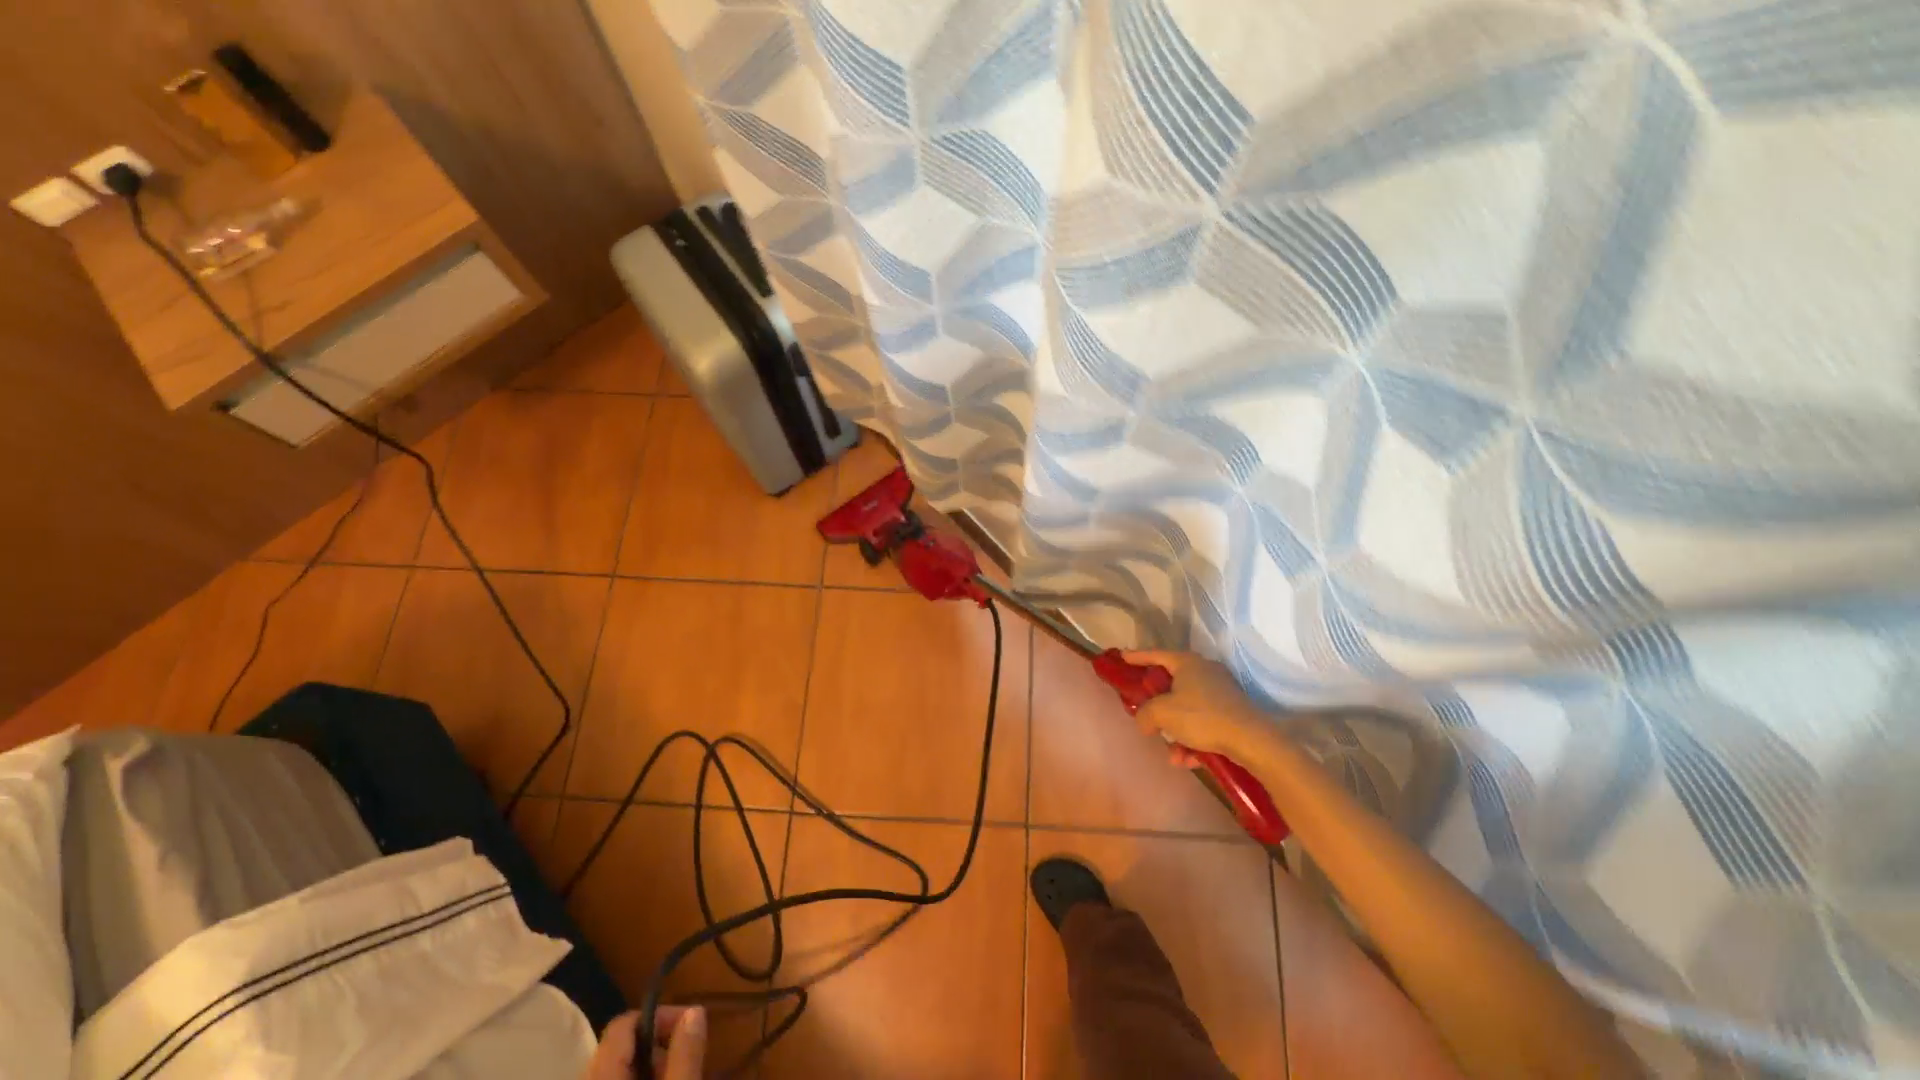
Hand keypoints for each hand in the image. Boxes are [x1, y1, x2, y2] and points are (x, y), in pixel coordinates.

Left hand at [584, 1007, 705, 1079]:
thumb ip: (685, 1053)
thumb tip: (695, 1010)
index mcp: (602, 1073)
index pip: (624, 1023)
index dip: (660, 1015)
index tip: (693, 1023)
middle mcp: (588, 1077)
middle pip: (621, 1044)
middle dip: (659, 1043)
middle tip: (689, 1058)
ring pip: (620, 1066)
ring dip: (653, 1065)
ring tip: (679, 1074)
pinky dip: (641, 1078)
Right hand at [1123, 650, 1269, 761]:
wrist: (1250, 739)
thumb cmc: (1201, 717)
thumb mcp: (1162, 713)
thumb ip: (1145, 714)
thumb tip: (1144, 720)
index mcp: (1188, 663)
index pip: (1157, 655)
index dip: (1137, 656)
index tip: (1123, 658)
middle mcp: (1205, 672)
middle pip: (1173, 684)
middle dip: (1158, 707)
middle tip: (1146, 715)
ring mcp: (1221, 692)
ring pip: (1188, 710)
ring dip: (1177, 733)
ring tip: (1174, 755)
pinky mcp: (1231, 712)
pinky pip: (1203, 724)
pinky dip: (1193, 741)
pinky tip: (1189, 761)